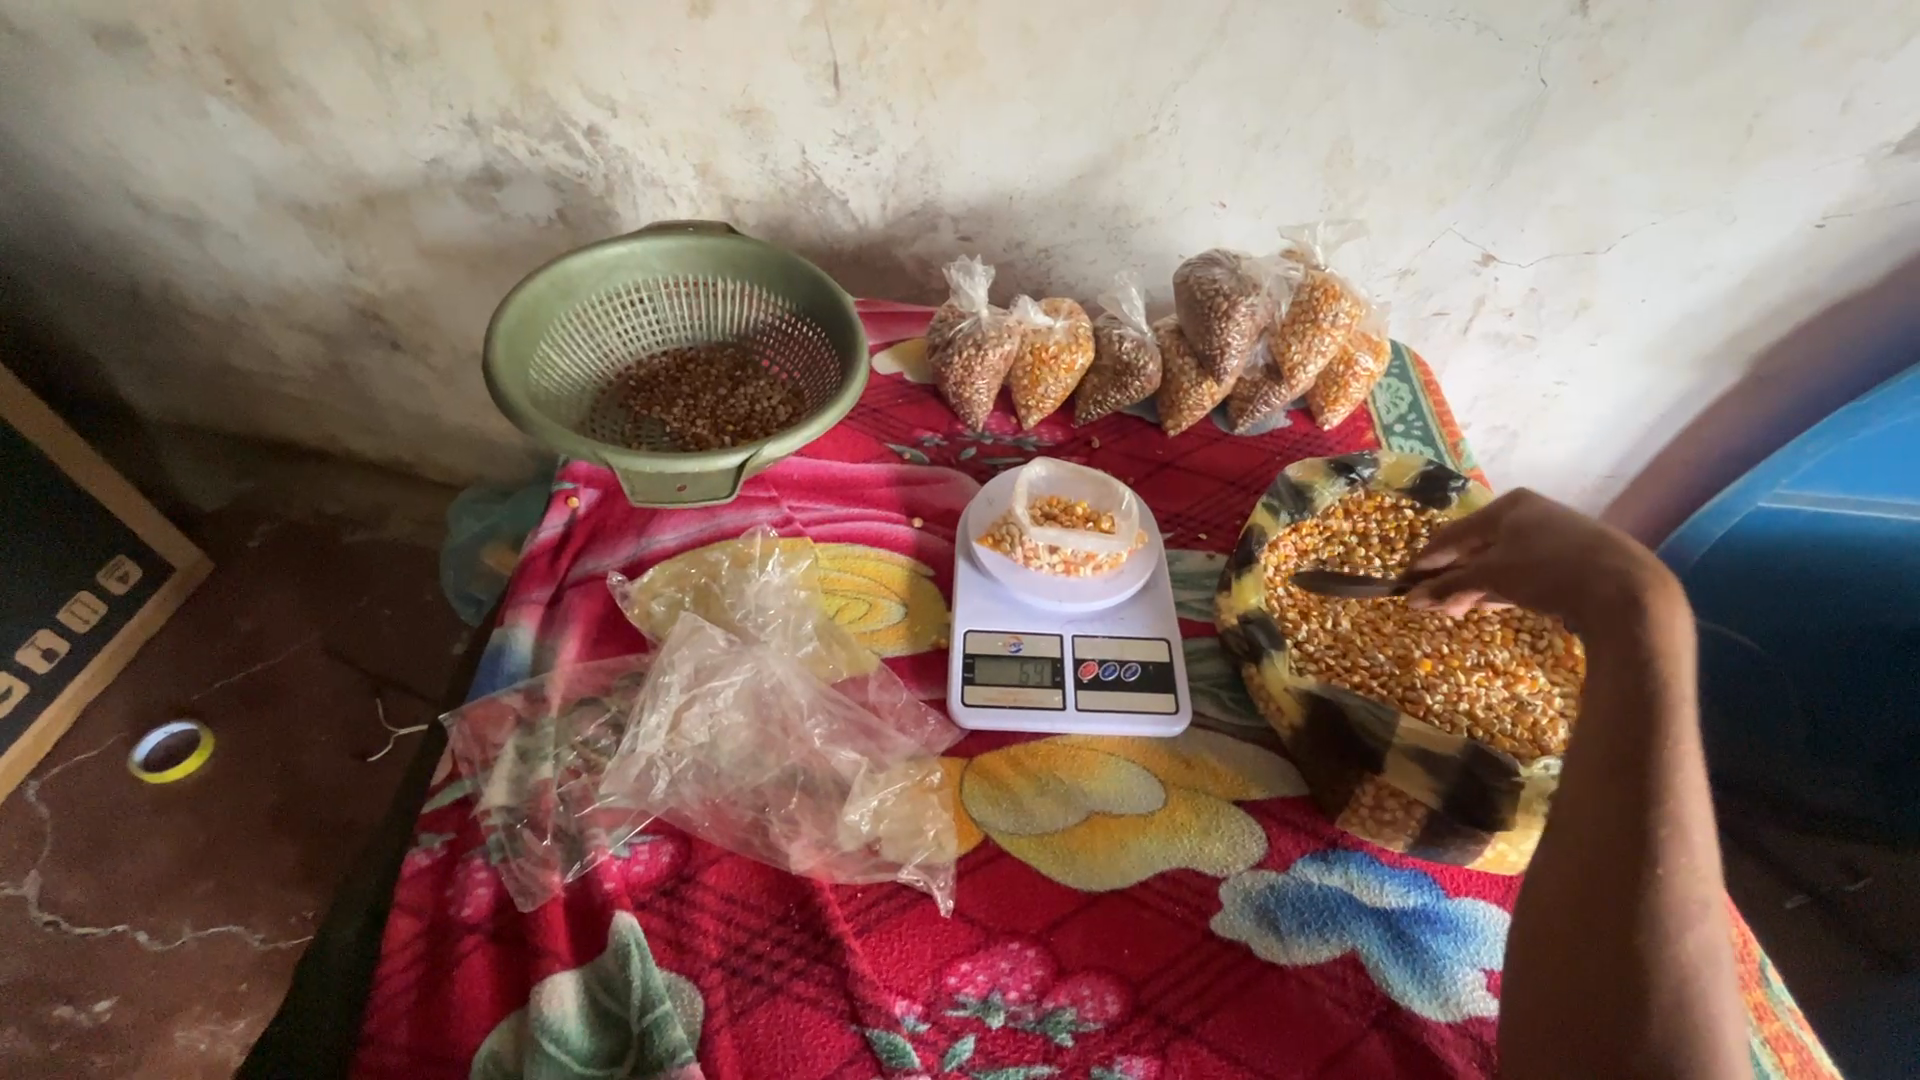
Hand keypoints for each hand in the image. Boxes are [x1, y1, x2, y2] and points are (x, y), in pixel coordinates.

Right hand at [1404, 489, 1686, 635]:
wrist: (1630, 592)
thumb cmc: (1548, 570)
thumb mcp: (1489, 578)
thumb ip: (1447, 586)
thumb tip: (1411, 599)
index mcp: (1508, 506)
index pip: (1452, 534)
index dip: (1426, 560)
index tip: (1405, 582)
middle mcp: (1531, 514)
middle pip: (1476, 547)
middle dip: (1451, 576)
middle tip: (1433, 603)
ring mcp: (1556, 536)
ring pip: (1501, 561)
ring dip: (1474, 585)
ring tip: (1457, 609)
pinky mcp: (1575, 560)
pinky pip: (1525, 571)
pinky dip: (1502, 587)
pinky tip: (1490, 603)